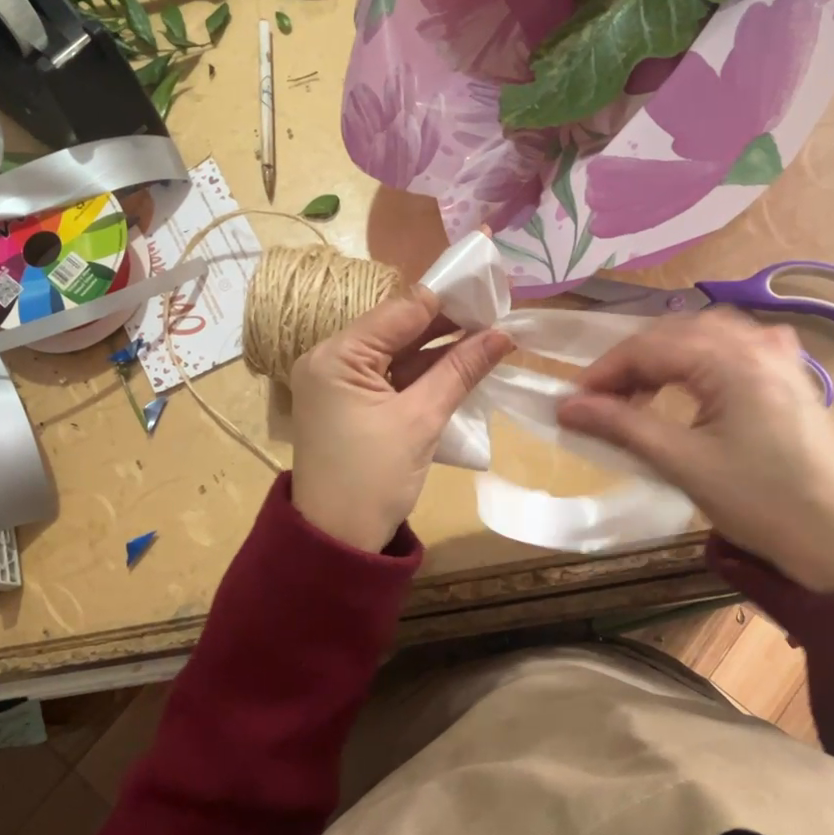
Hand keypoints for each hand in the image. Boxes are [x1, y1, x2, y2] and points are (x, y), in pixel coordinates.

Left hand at [290, 288, 514, 551]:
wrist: (337, 541)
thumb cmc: (374, 478)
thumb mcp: (421, 420)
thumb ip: (460, 370)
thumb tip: (503, 334)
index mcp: (335, 355)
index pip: (399, 311)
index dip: (446, 300)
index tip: (490, 293)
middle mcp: (330, 360)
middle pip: (395, 329)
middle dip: (446, 323)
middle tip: (497, 314)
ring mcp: (338, 384)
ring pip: (396, 354)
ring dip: (438, 349)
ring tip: (489, 336)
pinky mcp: (350, 406)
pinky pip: (390, 378)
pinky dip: (422, 374)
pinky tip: (461, 364)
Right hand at [557, 309, 833, 591]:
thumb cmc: (760, 502)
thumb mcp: (683, 463)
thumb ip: (621, 426)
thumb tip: (565, 407)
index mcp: (733, 358)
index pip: (649, 346)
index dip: (602, 372)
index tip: (569, 403)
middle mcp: (758, 342)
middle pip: (674, 334)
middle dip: (629, 365)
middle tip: (597, 404)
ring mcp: (780, 354)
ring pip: (702, 338)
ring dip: (661, 362)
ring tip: (634, 398)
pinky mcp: (789, 375)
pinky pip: (732, 349)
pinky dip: (697, 362)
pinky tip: (688, 386)